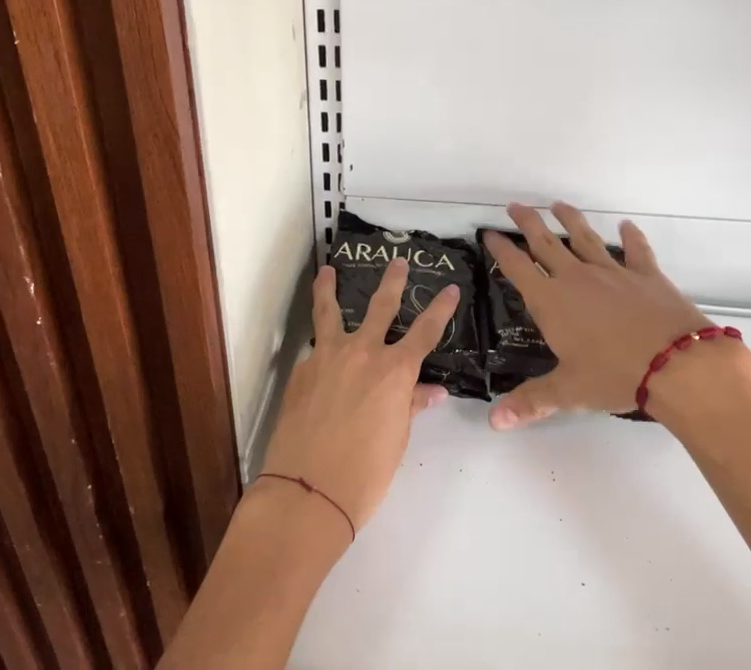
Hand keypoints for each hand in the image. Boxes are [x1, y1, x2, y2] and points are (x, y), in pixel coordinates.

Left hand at [259, 258, 458, 532]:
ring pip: (329, 312)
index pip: (425, 332)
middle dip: (392, 282)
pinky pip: (315, 350)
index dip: (440, 309)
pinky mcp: (301, 371)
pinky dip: (320, 346)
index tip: (449, 289)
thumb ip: (411, 406)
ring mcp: (327, 357)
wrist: (308, 489)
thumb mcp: (397, 439)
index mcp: (395, 371)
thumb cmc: (365, 472)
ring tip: (328, 271)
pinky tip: (319, 354)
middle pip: (380, 307)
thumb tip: (430, 391)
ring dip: (330, 288)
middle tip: (397, 262)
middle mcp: (362, 353)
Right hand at [483, 202, 710, 428]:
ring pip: (585, 239)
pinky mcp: (647, 275)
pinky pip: (636, 250)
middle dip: (529, 223)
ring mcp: (613, 273)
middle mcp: (577, 279)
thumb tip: (494, 422)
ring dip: (570, 220)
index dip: (502, 250)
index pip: (518, 268)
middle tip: (516, 205)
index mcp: (552, 302)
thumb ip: (531, 402)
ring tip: (559, 205)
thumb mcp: (568, 392)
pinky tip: (626, 225)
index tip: (490, 234)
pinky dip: (631, 237)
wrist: (677, 364)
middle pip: (547, 243)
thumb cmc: (615, 376)